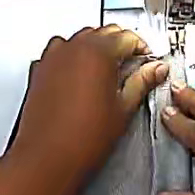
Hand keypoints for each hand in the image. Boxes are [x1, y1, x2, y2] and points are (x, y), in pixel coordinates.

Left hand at [8, 26, 167, 186]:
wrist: (45, 161)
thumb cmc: (82, 140)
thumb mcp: (123, 109)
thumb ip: (142, 82)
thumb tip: (155, 69)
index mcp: (99, 51)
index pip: (127, 37)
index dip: (142, 48)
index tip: (147, 60)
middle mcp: (74, 47)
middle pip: (104, 32)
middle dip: (121, 45)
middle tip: (132, 66)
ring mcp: (54, 57)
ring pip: (81, 38)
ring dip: (96, 47)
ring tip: (106, 72)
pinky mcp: (39, 70)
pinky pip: (60, 51)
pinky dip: (71, 56)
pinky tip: (78, 76)